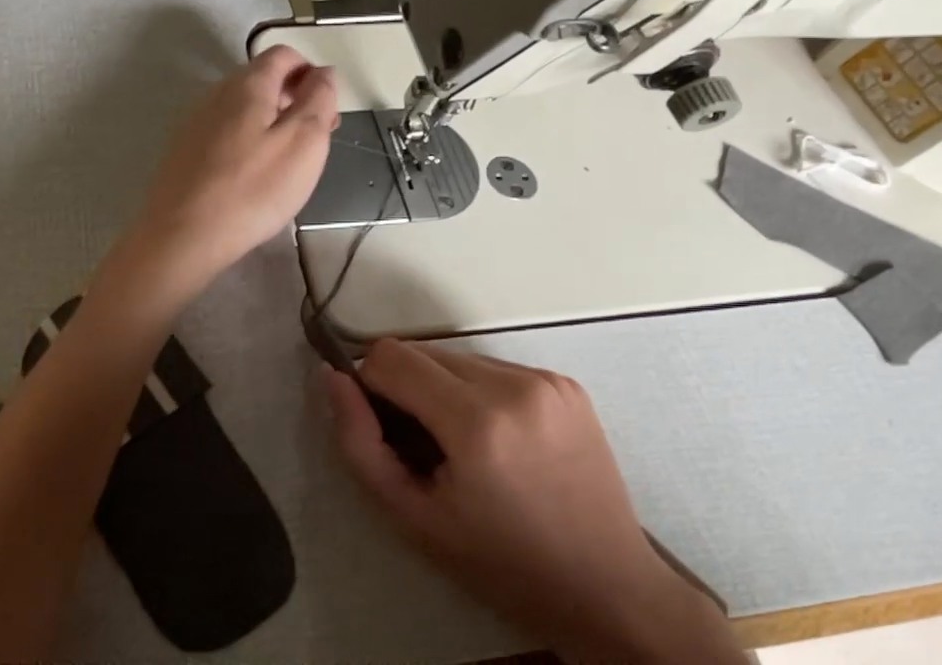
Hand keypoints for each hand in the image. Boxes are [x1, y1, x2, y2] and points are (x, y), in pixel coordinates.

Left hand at [128, 45, 336, 284]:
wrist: (182, 235)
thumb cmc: (252, 190)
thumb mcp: (303, 143)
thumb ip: (318, 101)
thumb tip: (324, 72)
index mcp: (246, 85)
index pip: (283, 54)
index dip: (311, 72)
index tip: (327, 107)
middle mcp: (215, 94)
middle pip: (261, 79)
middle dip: (294, 98)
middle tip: (317, 137)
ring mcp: (195, 122)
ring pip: (242, 107)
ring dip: (271, 121)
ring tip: (289, 160)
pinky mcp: (184, 151)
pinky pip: (224, 131)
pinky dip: (248, 140)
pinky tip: (254, 175)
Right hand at [327, 341, 744, 664]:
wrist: (609, 589)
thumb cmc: (502, 564)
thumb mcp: (413, 517)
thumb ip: (359, 443)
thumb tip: (332, 378)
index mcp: (477, 421)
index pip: (389, 357)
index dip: (369, 386)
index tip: (381, 429)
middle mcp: (515, 384)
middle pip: (421, 351)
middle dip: (405, 388)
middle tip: (420, 446)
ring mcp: (546, 379)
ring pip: (456, 357)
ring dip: (440, 389)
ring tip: (461, 446)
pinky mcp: (566, 384)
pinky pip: (493, 368)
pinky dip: (477, 393)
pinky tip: (497, 441)